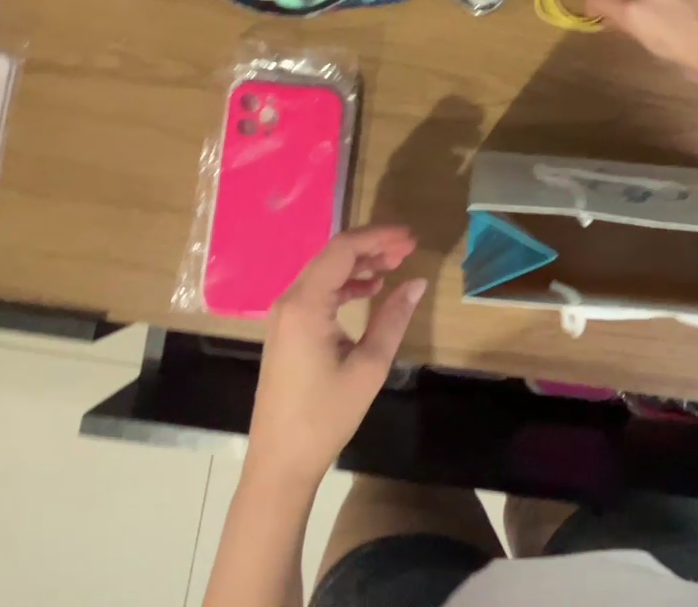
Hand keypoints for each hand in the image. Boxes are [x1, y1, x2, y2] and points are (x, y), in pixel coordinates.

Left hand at [247, 226, 426, 487]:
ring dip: (359, 264)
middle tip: (408, 247)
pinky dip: (345, 285)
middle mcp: (290, 300)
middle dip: (371, 246)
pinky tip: (371, 290)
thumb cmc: (326, 416)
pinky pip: (317, 292)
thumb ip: (393, 319)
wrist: (281, 461)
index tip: (410, 237)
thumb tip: (416, 283)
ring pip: (325, 272)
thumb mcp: (369, 367)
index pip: (343, 250)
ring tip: (395, 265)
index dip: (378, 236)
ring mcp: (284, 315)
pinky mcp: (286, 330)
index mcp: (306, 304)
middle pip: (332, 256)